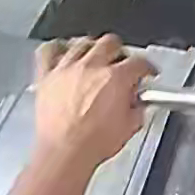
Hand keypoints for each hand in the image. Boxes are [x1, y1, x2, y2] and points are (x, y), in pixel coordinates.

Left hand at [32, 34, 155, 172]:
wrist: (67, 151)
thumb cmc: (95, 141)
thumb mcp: (130, 126)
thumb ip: (137, 108)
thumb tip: (137, 103)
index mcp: (116, 79)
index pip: (138, 63)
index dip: (147, 67)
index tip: (147, 72)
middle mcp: (91, 68)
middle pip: (110, 43)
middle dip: (121, 51)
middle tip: (123, 60)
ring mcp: (67, 69)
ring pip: (82, 42)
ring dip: (93, 46)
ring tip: (97, 54)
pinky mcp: (47, 76)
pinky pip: (48, 51)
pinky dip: (56, 47)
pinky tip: (62, 50)